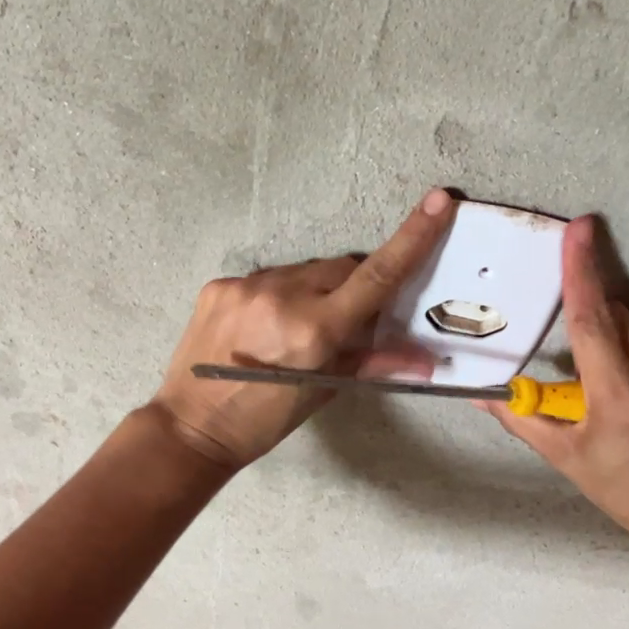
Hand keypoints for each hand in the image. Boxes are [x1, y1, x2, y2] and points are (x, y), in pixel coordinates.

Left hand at [149, 189, 455, 469]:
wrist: (191, 427)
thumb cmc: (265, 420)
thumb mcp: (323, 391)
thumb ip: (373, 363)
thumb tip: (426, 358)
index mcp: (315, 329)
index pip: (375, 276)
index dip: (412, 237)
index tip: (438, 201)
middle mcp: (282, 296)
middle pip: (340, 268)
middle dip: (352, 286)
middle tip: (344, 320)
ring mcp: (246, 286)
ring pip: (302, 272)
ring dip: (311, 291)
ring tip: (293, 329)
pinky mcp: (219, 285)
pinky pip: (266, 279)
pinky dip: (276, 296)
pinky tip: (261, 326)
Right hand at [482, 216, 628, 551]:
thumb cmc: (623, 488)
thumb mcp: (566, 458)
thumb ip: (523, 418)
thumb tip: (482, 393)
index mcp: (616, 392)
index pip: (592, 320)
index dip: (580, 272)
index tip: (578, 231)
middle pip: (617, 318)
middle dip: (594, 321)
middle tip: (585, 359)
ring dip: (622, 347)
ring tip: (622, 393)